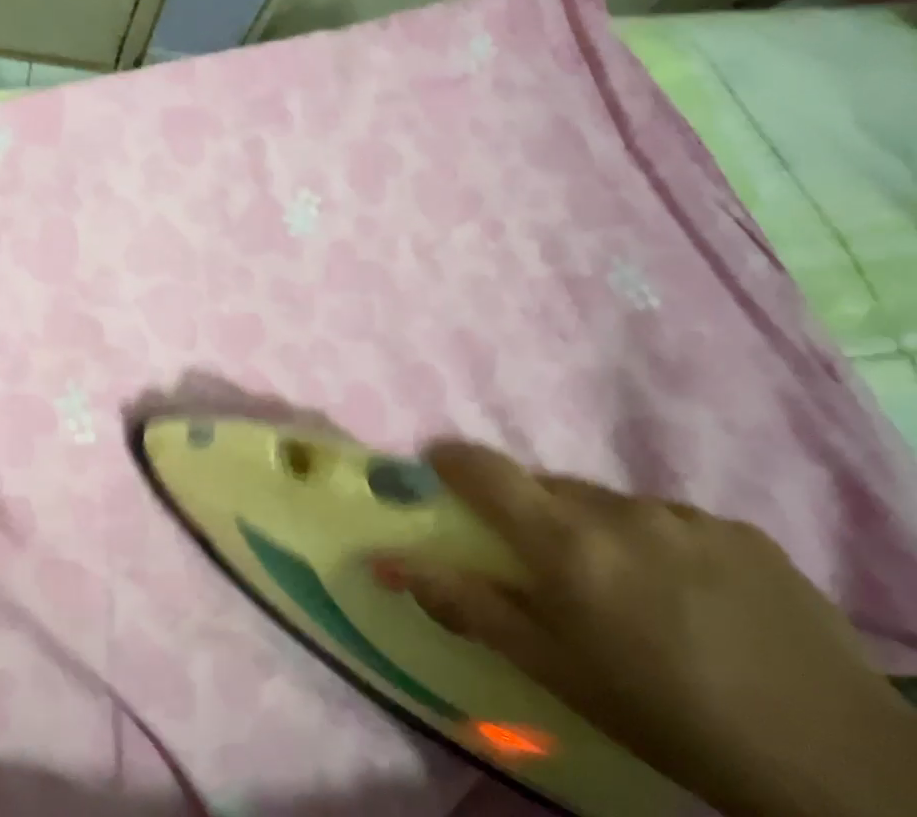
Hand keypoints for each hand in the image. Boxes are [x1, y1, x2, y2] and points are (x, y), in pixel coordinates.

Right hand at [377, 441, 916, 816]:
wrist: (826, 756)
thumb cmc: (656, 712)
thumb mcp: (549, 667)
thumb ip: (467, 604)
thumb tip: (392, 562)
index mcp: (566, 543)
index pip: (486, 470)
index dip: (451, 461)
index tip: (434, 470)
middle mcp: (623, 511)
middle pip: (549, 487)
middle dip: (528, 512)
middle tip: (536, 564)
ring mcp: (690, 517)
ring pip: (611, 505)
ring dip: (595, 530)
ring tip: (620, 590)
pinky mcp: (744, 532)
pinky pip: (671, 521)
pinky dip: (655, 544)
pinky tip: (684, 597)